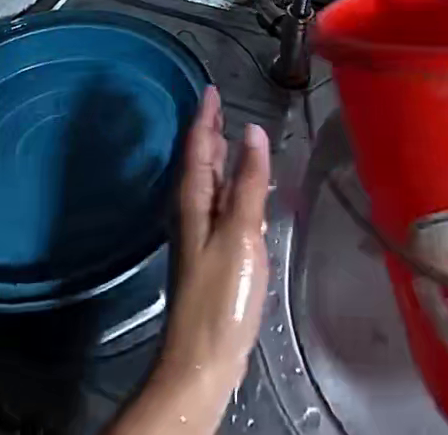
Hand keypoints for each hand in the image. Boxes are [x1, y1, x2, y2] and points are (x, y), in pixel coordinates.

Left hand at [142, 85, 269, 422]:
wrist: (203, 358)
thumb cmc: (221, 293)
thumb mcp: (241, 232)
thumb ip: (250, 182)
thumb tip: (254, 132)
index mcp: (195, 200)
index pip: (197, 147)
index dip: (205, 117)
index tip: (211, 89)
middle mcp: (193, 210)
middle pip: (200, 161)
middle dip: (209, 131)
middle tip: (220, 104)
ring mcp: (202, 232)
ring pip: (209, 180)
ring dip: (217, 155)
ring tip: (229, 134)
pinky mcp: (214, 250)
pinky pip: (220, 201)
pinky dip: (230, 182)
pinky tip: (242, 186)